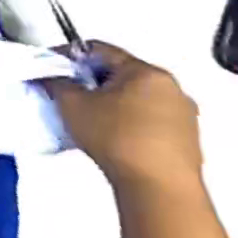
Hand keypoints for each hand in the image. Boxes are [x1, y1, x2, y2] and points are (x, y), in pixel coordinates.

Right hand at [44, 42, 203, 196]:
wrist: (158, 187)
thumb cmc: (115, 137)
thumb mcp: (71, 103)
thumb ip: (56, 82)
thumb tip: (51, 77)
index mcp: (146, 71)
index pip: (99, 50)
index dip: (68, 55)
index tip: (50, 67)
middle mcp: (172, 87)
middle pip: (120, 72)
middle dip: (90, 79)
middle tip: (66, 90)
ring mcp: (184, 114)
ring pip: (136, 95)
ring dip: (109, 99)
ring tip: (86, 115)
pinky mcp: (188, 138)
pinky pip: (150, 116)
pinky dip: (127, 117)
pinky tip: (110, 133)